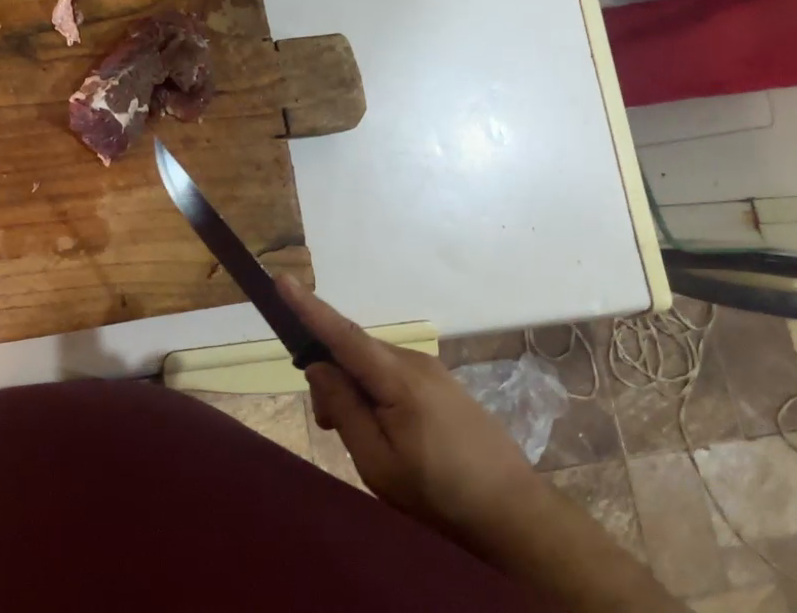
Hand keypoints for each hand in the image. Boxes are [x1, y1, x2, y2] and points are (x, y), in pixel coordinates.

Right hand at [278, 276, 549, 540]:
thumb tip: (318, 366)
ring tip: (358, 439)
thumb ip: (343, 408)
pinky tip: (383, 433)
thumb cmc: (439, 495)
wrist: (514, 515)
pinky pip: (393, 376)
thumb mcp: (378, 462)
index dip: (309, 308)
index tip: (282, 280)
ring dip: (353, 390)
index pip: (343, 334)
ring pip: (372, 365)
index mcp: (398, 379)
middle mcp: (415, 363)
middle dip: (329, 377)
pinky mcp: (443, 387)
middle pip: (353, 351)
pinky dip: (374, 394)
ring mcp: (433, 373)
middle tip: (327, 426)